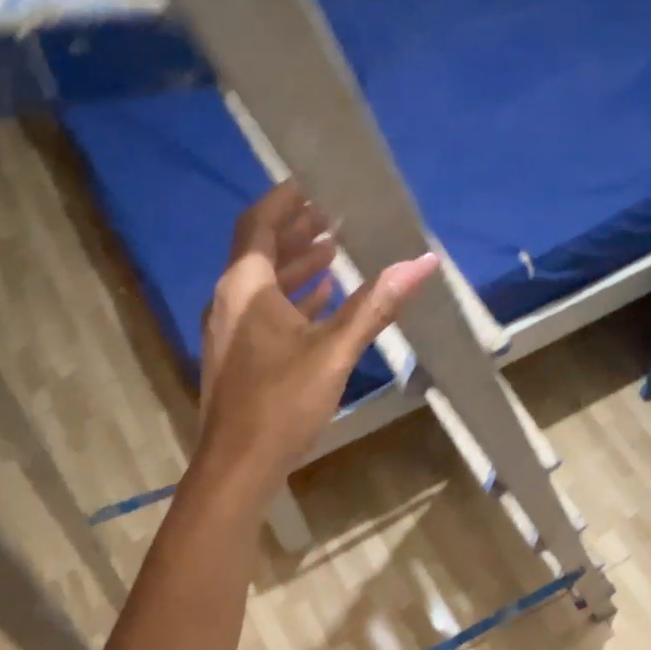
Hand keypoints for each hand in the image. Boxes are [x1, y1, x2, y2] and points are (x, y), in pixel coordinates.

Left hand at [197, 181, 439, 493]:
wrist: (237, 465)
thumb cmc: (281, 403)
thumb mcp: (334, 352)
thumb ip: (375, 305)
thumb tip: (422, 263)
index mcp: (244, 287)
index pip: (259, 223)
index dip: (286, 201)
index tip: (316, 184)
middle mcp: (229, 301)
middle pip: (259, 251)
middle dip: (296, 231)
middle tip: (334, 215)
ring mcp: (229, 332)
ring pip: (262, 284)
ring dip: (295, 266)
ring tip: (334, 253)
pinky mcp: (237, 358)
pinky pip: (262, 313)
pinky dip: (290, 300)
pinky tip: (320, 304)